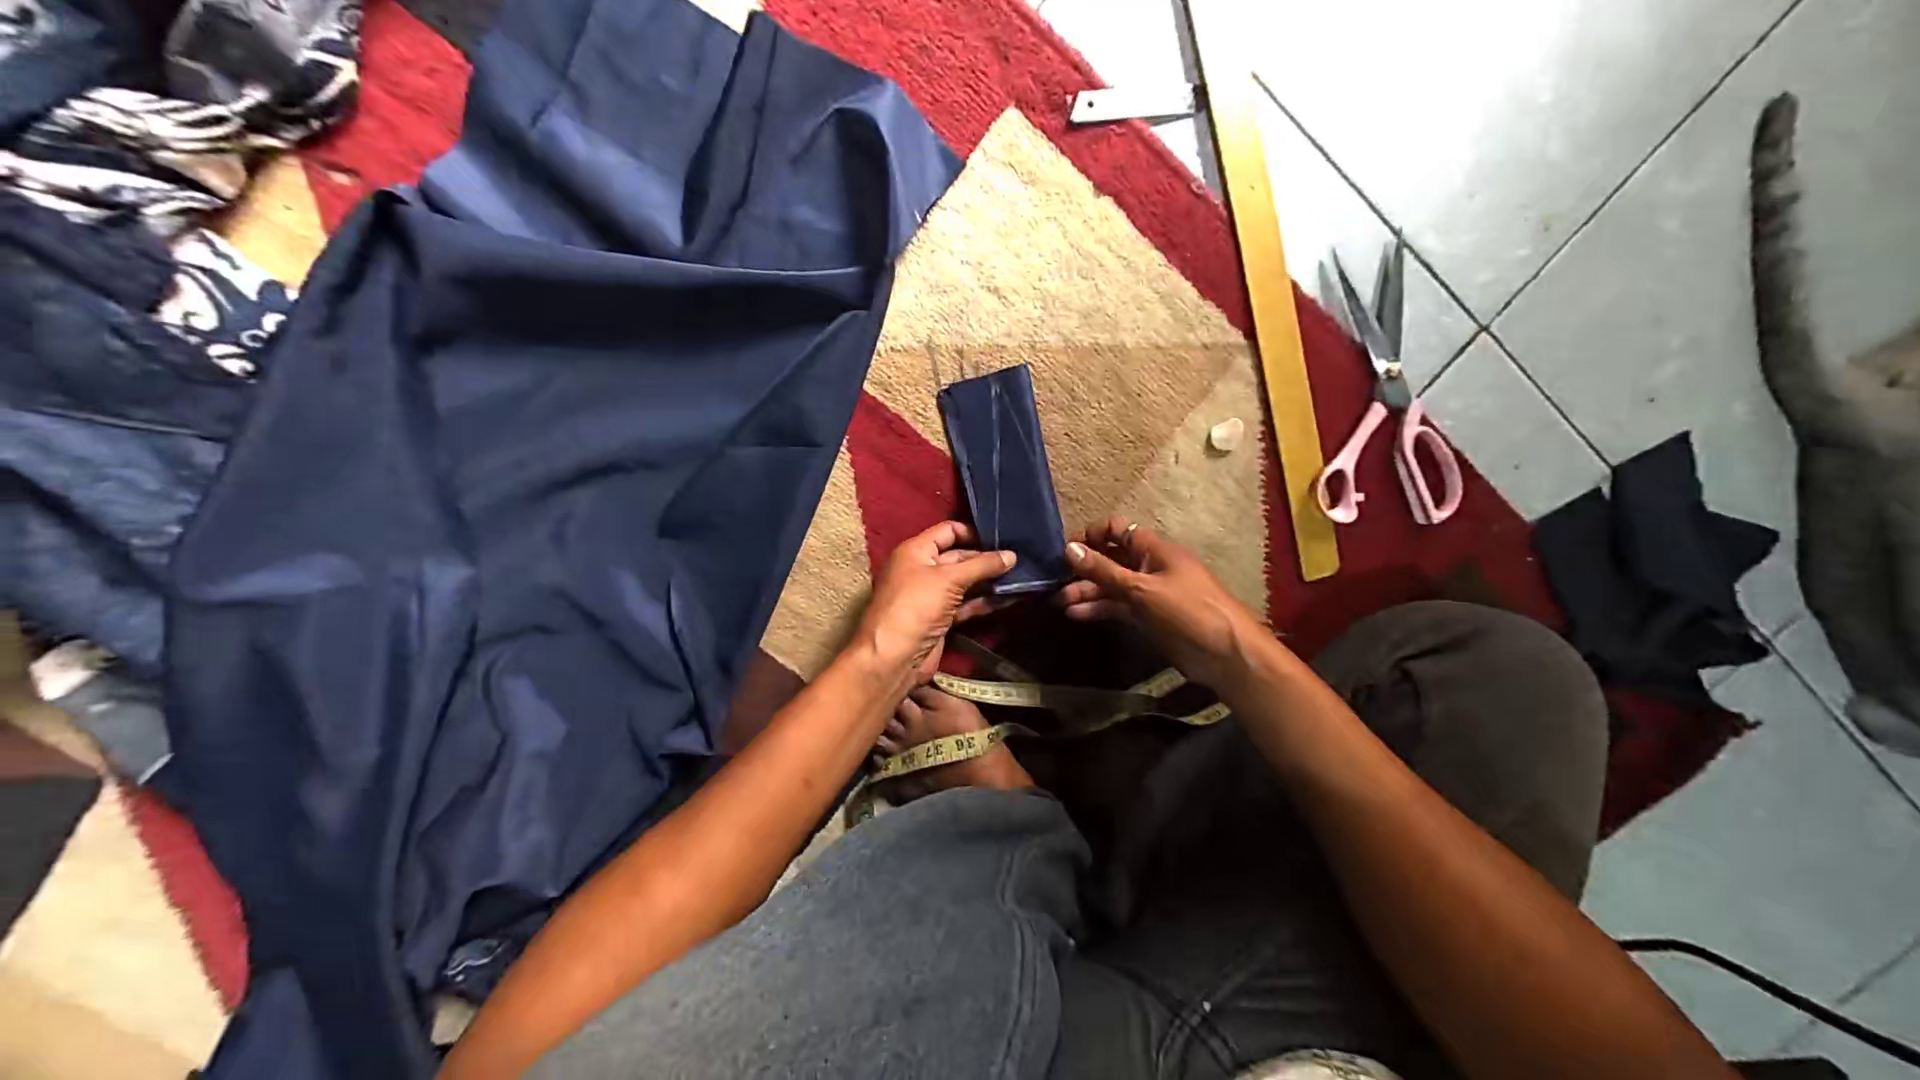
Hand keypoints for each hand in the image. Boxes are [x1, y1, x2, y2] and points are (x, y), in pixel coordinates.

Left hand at [855, 521, 1015, 683]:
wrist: (894, 657)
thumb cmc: (916, 606)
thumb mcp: (949, 579)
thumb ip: (982, 565)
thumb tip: (1012, 555)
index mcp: (915, 550)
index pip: (947, 531)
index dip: (973, 532)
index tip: (1001, 538)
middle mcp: (921, 569)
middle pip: (958, 556)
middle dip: (985, 559)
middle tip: (1018, 560)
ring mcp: (930, 596)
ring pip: (964, 582)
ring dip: (988, 581)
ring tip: (1019, 578)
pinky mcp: (939, 618)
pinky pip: (965, 604)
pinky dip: (983, 602)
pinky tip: (1007, 599)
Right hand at [1055, 514, 1266, 688]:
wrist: (1224, 653)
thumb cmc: (1187, 610)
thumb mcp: (1141, 588)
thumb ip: (1104, 570)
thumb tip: (1069, 549)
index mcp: (1155, 549)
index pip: (1119, 530)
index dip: (1094, 536)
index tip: (1069, 550)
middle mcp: (1150, 567)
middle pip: (1111, 560)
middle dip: (1084, 569)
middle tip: (1055, 581)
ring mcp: (1149, 593)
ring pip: (1111, 587)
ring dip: (1086, 592)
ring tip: (1058, 602)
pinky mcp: (1147, 618)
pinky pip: (1117, 608)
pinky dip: (1098, 610)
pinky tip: (1075, 615)